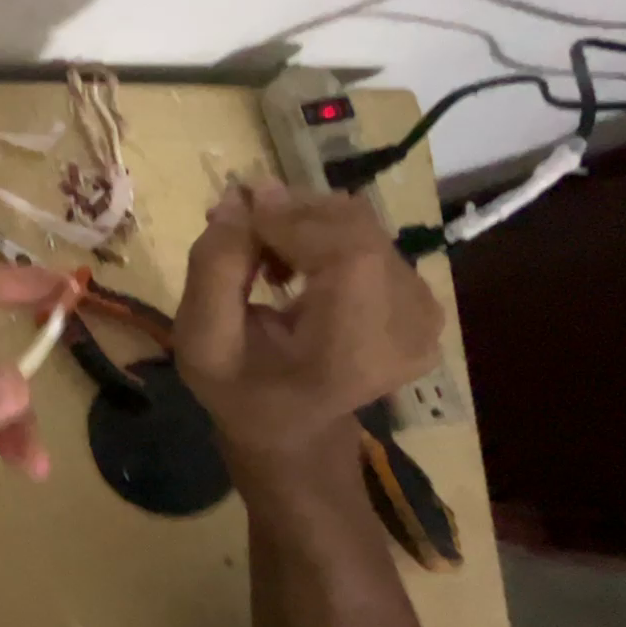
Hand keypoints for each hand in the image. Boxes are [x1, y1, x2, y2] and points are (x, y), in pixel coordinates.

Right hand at [174, 180, 444, 493]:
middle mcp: (409, 329)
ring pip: (361, 227)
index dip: (292, 220)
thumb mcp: (200, 340)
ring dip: (302, 223)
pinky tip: (288, 261)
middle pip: (357, 232)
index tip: (235, 206)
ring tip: (256, 250)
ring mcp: (425, 314)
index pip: (348, 256)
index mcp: (353, 352)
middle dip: (289, 214)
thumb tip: (237, 200)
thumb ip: (214, 271)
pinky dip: (321, 235)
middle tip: (233, 224)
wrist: (290, 426)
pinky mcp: (423, 300)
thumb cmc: (237, 389)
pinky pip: (370, 239)